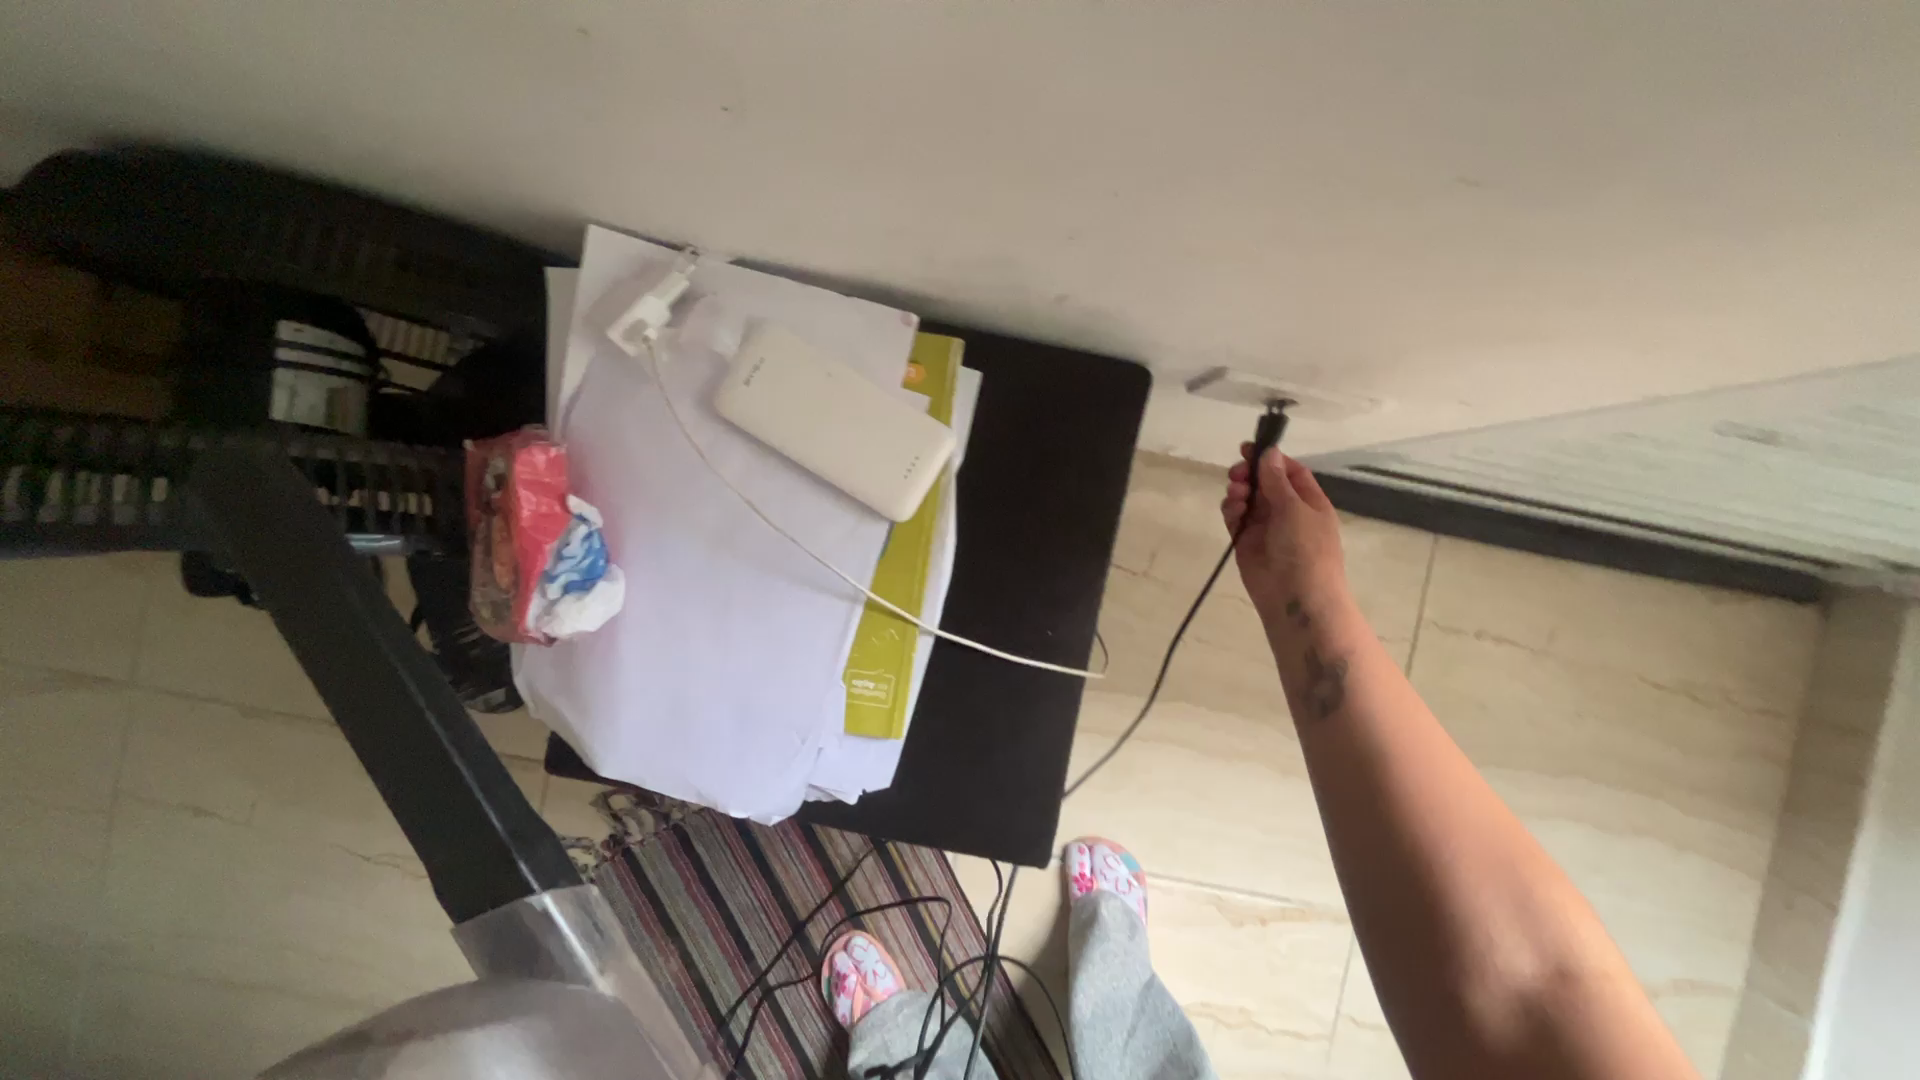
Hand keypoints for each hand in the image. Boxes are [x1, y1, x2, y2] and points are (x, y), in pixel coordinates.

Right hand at [1222, 445, 1346, 627]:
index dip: (1269, 459)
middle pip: (1263, 483)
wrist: (1296, 597)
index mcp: (1308, 501)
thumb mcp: (1295, 509)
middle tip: (1237, 474)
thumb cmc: (1306, 549)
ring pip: (1246, 499)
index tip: (1247, 448)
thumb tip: (1269, 453)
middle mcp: (1287, 512)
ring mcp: (1265, 527)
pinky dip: (1231, 510)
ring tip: (1237, 496)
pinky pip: (1235, 518)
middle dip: (1248, 475)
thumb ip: (1277, 481)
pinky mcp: (1245, 542)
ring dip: (1239, 491)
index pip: (1288, 471)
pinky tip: (1233, 510)